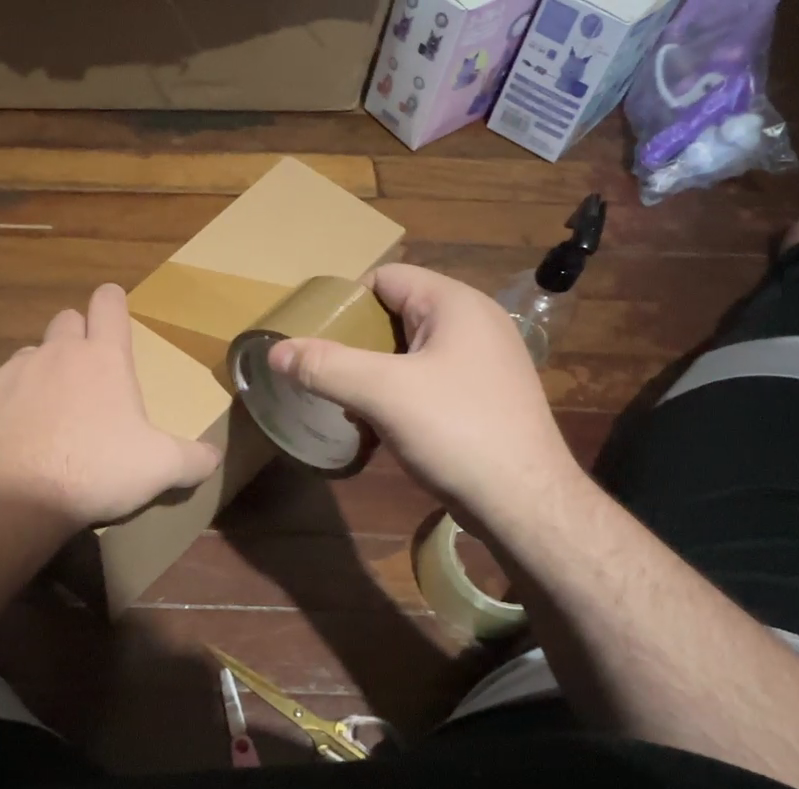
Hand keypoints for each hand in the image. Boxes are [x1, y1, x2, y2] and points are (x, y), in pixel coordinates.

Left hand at [0, 283, 221, 526]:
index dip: (113, 303)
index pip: (109, 304)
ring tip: (53, 409)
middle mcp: (60, 352)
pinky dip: (13, 400)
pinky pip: (2, 384)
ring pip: (33, 352)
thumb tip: (215, 456)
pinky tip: (20, 431)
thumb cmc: (99, 470)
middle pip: (67, 320)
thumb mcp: (161, 468)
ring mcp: (19, 370)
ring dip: (45, 370)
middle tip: (88, 374)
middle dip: (78, 336)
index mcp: (105, 358)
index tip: (115, 311)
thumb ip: (193, 459)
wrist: (24, 494)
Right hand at [267, 264, 573, 513]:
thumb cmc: (456, 431)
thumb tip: (275, 351)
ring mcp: (483, 362)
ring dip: (375, 376)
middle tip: (323, 376)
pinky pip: (428, 383)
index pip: (386, 278)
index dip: (346, 304)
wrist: (522, 500)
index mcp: (455, 304)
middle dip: (356, 345)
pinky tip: (382, 427)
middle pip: (397, 315)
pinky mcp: (484, 398)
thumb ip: (326, 367)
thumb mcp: (383, 393)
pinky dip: (399, 397)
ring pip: (411, 354)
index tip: (313, 340)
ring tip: (347, 405)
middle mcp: (474, 323)